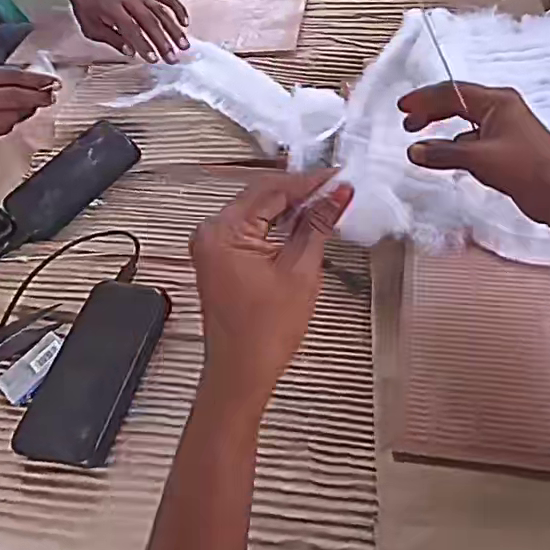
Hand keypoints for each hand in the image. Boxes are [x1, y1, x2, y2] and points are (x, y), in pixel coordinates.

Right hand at [0, 58, 56, 144]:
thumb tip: (21, 75)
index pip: (5, 78)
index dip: (33, 80)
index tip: (51, 80)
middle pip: (10, 99)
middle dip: (37, 97)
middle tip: (51, 94)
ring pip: (8, 118)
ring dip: (27, 111)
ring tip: (35, 103)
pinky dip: (11, 122)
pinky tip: (16, 115)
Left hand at [65, 0, 188, 63]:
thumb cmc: (90, 10)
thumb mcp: (92, 29)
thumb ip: (113, 40)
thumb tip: (130, 51)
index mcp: (112, 8)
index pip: (131, 28)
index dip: (143, 45)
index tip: (153, 59)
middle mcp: (129, 0)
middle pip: (150, 21)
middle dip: (163, 41)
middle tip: (172, 58)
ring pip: (161, 13)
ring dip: (174, 30)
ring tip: (184, 45)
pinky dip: (177, 10)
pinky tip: (185, 23)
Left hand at [190, 170, 354, 404]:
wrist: (242, 372)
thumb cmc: (264, 333)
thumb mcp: (301, 270)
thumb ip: (318, 224)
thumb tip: (337, 195)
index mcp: (224, 232)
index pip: (272, 189)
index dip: (310, 181)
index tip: (338, 177)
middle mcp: (212, 232)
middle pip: (263, 194)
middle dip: (302, 191)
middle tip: (337, 188)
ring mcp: (213, 244)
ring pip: (259, 209)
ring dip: (292, 205)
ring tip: (327, 202)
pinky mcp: (221, 256)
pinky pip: (253, 226)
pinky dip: (279, 222)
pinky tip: (304, 222)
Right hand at [399, 83, 549, 223]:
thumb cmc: (531, 168)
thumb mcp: (479, 158)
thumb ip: (444, 153)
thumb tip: (417, 150)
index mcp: (498, 102)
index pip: (452, 92)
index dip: (425, 99)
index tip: (404, 107)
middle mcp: (503, 111)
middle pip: (459, 104)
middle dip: (432, 111)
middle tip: (409, 121)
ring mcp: (507, 130)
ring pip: (467, 124)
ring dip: (443, 130)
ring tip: (422, 140)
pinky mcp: (509, 151)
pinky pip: (475, 142)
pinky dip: (457, 147)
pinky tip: (449, 158)